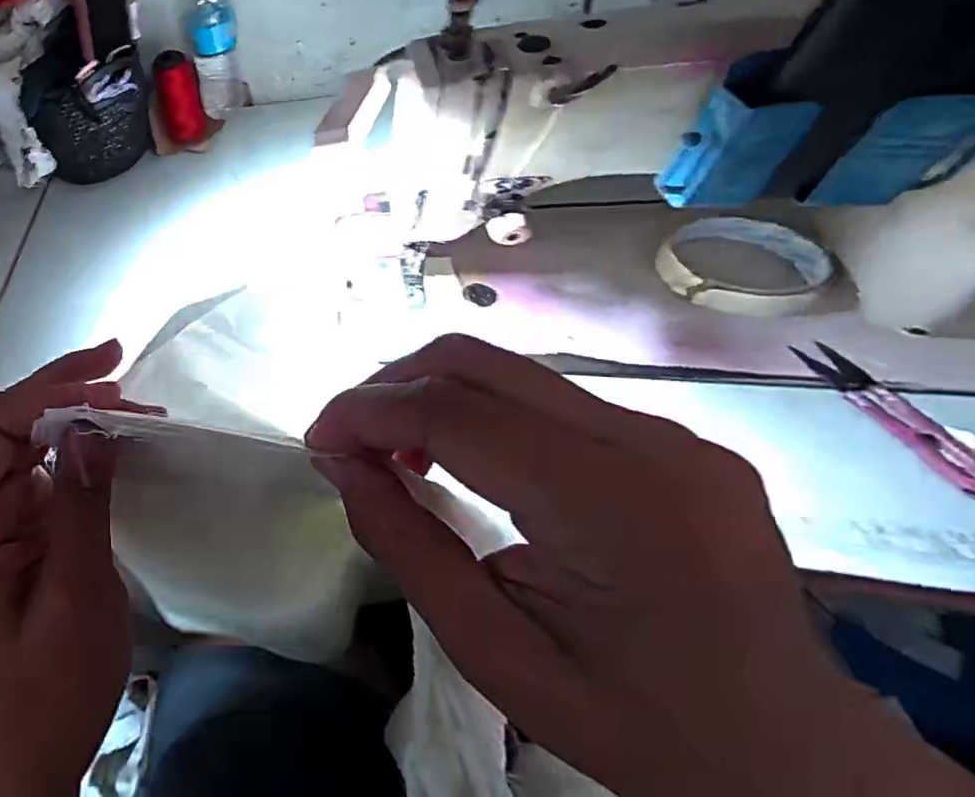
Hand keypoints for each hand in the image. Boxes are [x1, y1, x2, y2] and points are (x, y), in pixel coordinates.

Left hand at [0, 341, 155, 794]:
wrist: (46, 729)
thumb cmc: (56, 681)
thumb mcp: (76, 598)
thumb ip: (81, 508)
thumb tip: (94, 426)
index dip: (43, 399)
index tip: (104, 386)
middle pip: (2, 424)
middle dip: (58, 386)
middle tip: (113, 357)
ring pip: (20, 431)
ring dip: (68, 399)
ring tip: (115, 375)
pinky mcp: (18, 511)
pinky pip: (31, 453)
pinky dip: (52, 418)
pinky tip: (14, 374)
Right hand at [307, 334, 968, 796]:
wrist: (805, 767)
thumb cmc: (642, 727)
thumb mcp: (495, 654)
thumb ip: (404, 544)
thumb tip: (337, 462)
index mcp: (617, 505)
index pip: (453, 412)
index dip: (364, 412)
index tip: (315, 443)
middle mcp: (653, 444)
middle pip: (476, 363)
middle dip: (386, 386)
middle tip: (343, 439)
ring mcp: (672, 435)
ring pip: (504, 368)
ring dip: (425, 392)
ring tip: (389, 448)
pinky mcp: (671, 440)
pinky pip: (540, 395)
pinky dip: (471, 408)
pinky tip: (453, 452)